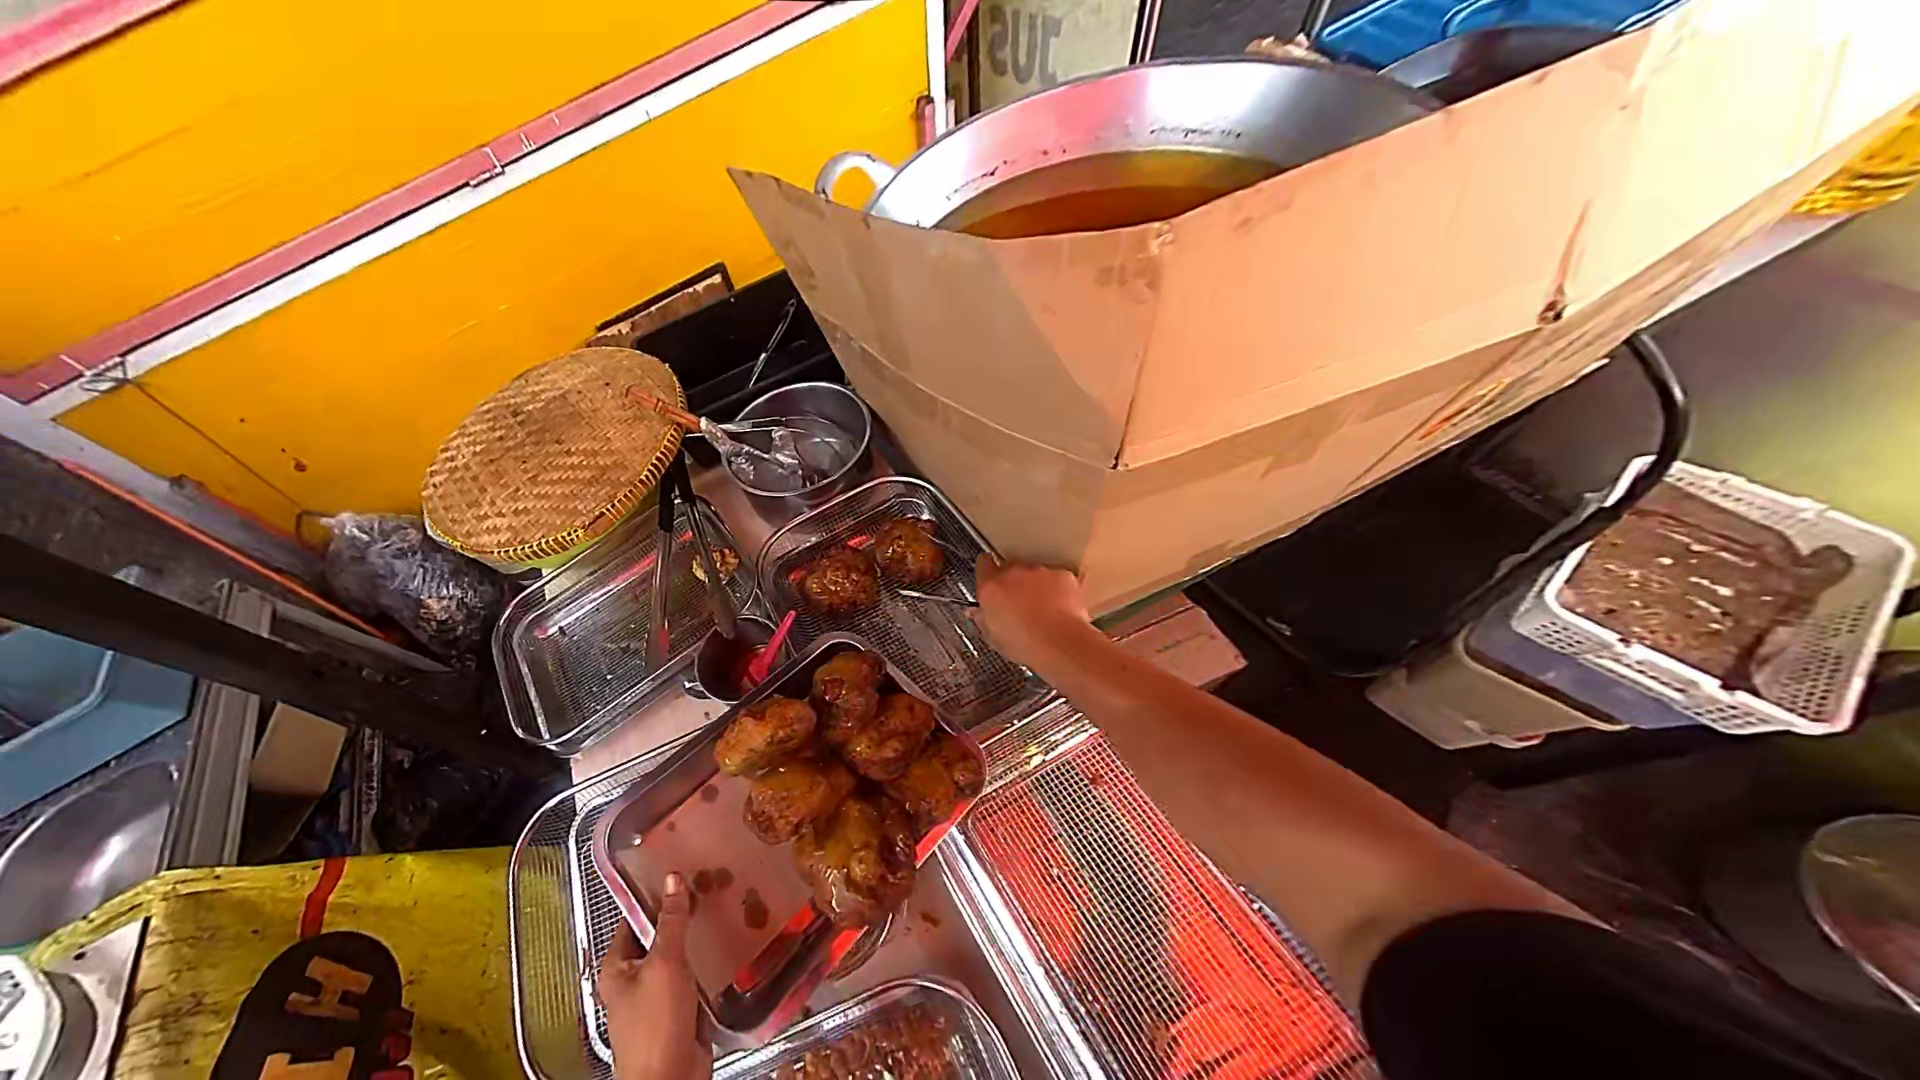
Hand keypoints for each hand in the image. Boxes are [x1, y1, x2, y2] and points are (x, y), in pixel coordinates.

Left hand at [598, 873, 711, 1079]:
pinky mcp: (682, 1009)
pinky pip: (695, 975)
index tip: (681, 870)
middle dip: (683, 914)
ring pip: (680, 955)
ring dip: (699, 937)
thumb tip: (672, 877)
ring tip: (724, 906)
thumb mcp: (664, 963)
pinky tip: (729, 942)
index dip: (654, 895)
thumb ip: (671, 921)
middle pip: (659, 936)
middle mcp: (634, 979)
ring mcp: (658, 995)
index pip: (633, 919)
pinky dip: (709, 960)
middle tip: (710, 884)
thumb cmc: (656, 1023)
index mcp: (617, 968)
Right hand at [972, 556, 1094, 672]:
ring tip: (1042, 612)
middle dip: (1014, 584)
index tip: (990, 573)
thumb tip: (979, 614)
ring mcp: (1038, 572)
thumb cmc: (1028, 644)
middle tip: (1019, 606)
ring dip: (1036, 587)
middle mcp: (1013, 574)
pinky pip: (1057, 578)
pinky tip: (1058, 609)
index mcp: (991, 588)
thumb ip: (982, 618)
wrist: (1059, 643)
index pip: (984, 564)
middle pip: (1011, 570)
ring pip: (1035, 574)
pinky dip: (1058, 590)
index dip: (987, 569)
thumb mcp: (994, 637)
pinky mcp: (1061, 575)